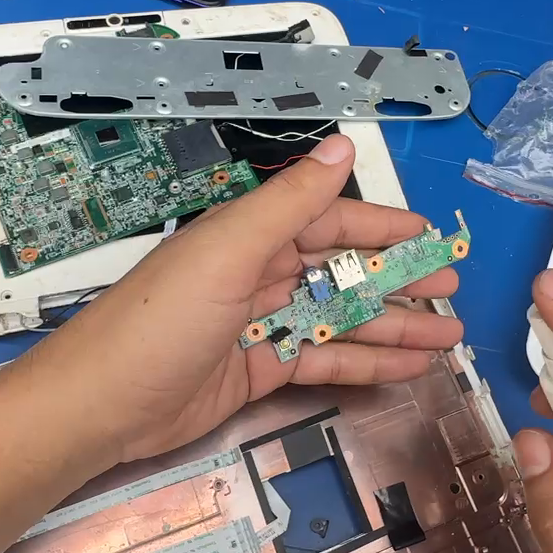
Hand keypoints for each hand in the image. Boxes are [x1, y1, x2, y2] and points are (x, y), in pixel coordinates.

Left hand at [7, 135, 462, 465]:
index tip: (428, 236)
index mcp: (252, 236)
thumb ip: (291, 201)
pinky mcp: (262, 370)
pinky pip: (325, 360)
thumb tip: (341, 145)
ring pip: (342, 319)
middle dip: (398, 279)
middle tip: (450, 290)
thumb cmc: (163, 320)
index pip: (330, 222)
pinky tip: (408, 367)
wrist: (102, 407)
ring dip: (394, 326)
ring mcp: (263, 324)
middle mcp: (261, 274)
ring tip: (447, 335)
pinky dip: (366, 363)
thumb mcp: (229, 251)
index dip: (382, 227)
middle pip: (343, 271)